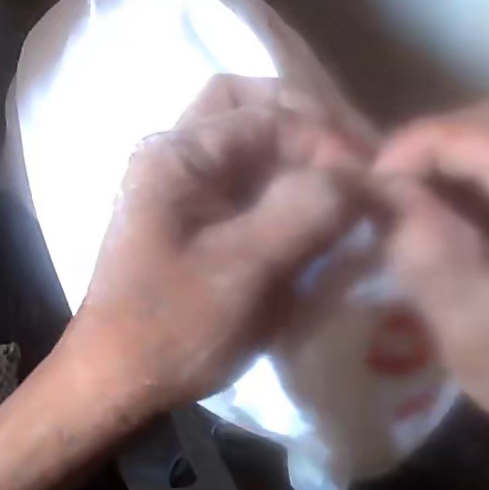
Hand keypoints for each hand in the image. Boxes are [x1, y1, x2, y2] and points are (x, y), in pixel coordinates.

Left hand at [68, 78, 367, 415]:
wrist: (118, 381)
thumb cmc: (173, 327)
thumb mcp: (243, 269)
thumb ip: (304, 211)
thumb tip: (361, 176)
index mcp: (178, 155)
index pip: (268, 116)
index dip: (326, 140)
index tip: (369, 179)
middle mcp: (179, 156)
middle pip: (251, 107)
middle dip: (309, 125)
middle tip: (355, 158)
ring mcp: (186, 187)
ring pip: (251, 142)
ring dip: (298, 152)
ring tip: (343, 180)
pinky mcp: (198, 218)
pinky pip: (250, 182)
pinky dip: (287, 185)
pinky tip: (314, 210)